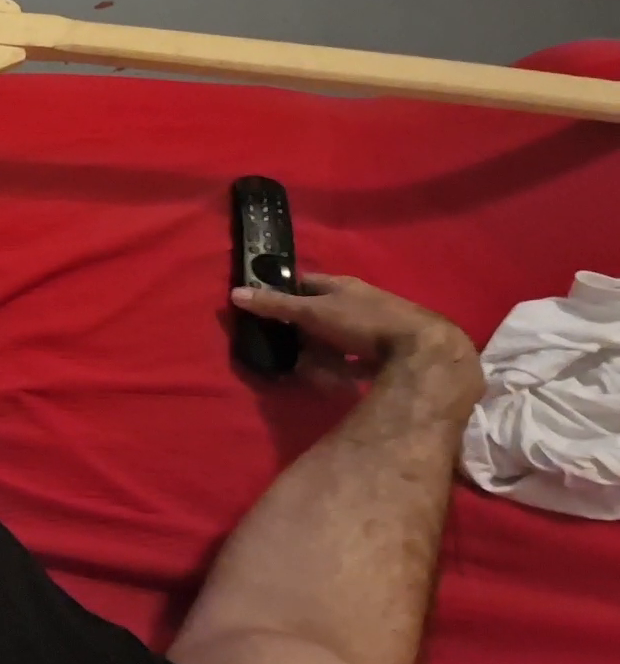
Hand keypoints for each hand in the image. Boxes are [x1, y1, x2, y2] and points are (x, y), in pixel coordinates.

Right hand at [232, 274, 482, 415]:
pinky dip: (350, 366)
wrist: (429, 355)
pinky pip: (364, 357)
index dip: (285, 293)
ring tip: (315, 371)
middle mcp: (364, 300)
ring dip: (326, 352)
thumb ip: (274, 304)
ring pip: (343, 336)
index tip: (269, 308)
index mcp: (344, 286)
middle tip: (291, 348)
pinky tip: (342, 380)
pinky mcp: (398, 351)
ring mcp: (384, 325)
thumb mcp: (312, 313)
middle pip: (323, 312)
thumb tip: (235, 293)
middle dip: (305, 331)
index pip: (305, 283)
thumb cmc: (365, 323)